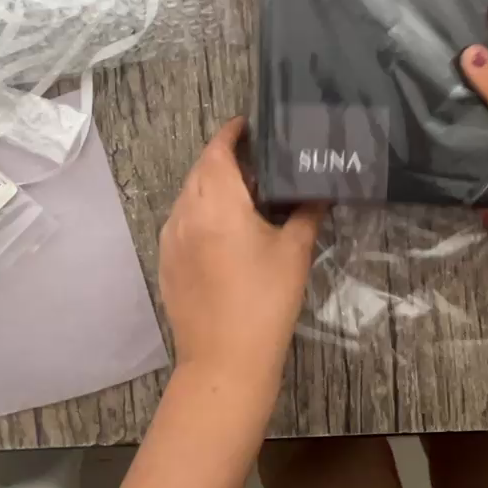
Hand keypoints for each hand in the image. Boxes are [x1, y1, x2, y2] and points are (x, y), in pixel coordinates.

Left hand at [159, 118, 324, 383]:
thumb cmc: (265, 302)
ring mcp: (171, 238)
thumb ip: (306, 213)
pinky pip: (181, 220)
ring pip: (188, 195)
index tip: (248, 125)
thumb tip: (320, 191)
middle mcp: (186, 213)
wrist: (224, 362)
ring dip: (211, 185)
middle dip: (223, 158)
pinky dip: (200, 211)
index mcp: (217, 204)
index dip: (230, 133)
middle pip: (200, 170)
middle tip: (256, 160)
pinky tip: (224, 229)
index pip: (217, 151)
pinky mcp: (167, 261)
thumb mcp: (294, 253)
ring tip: (244, 193)